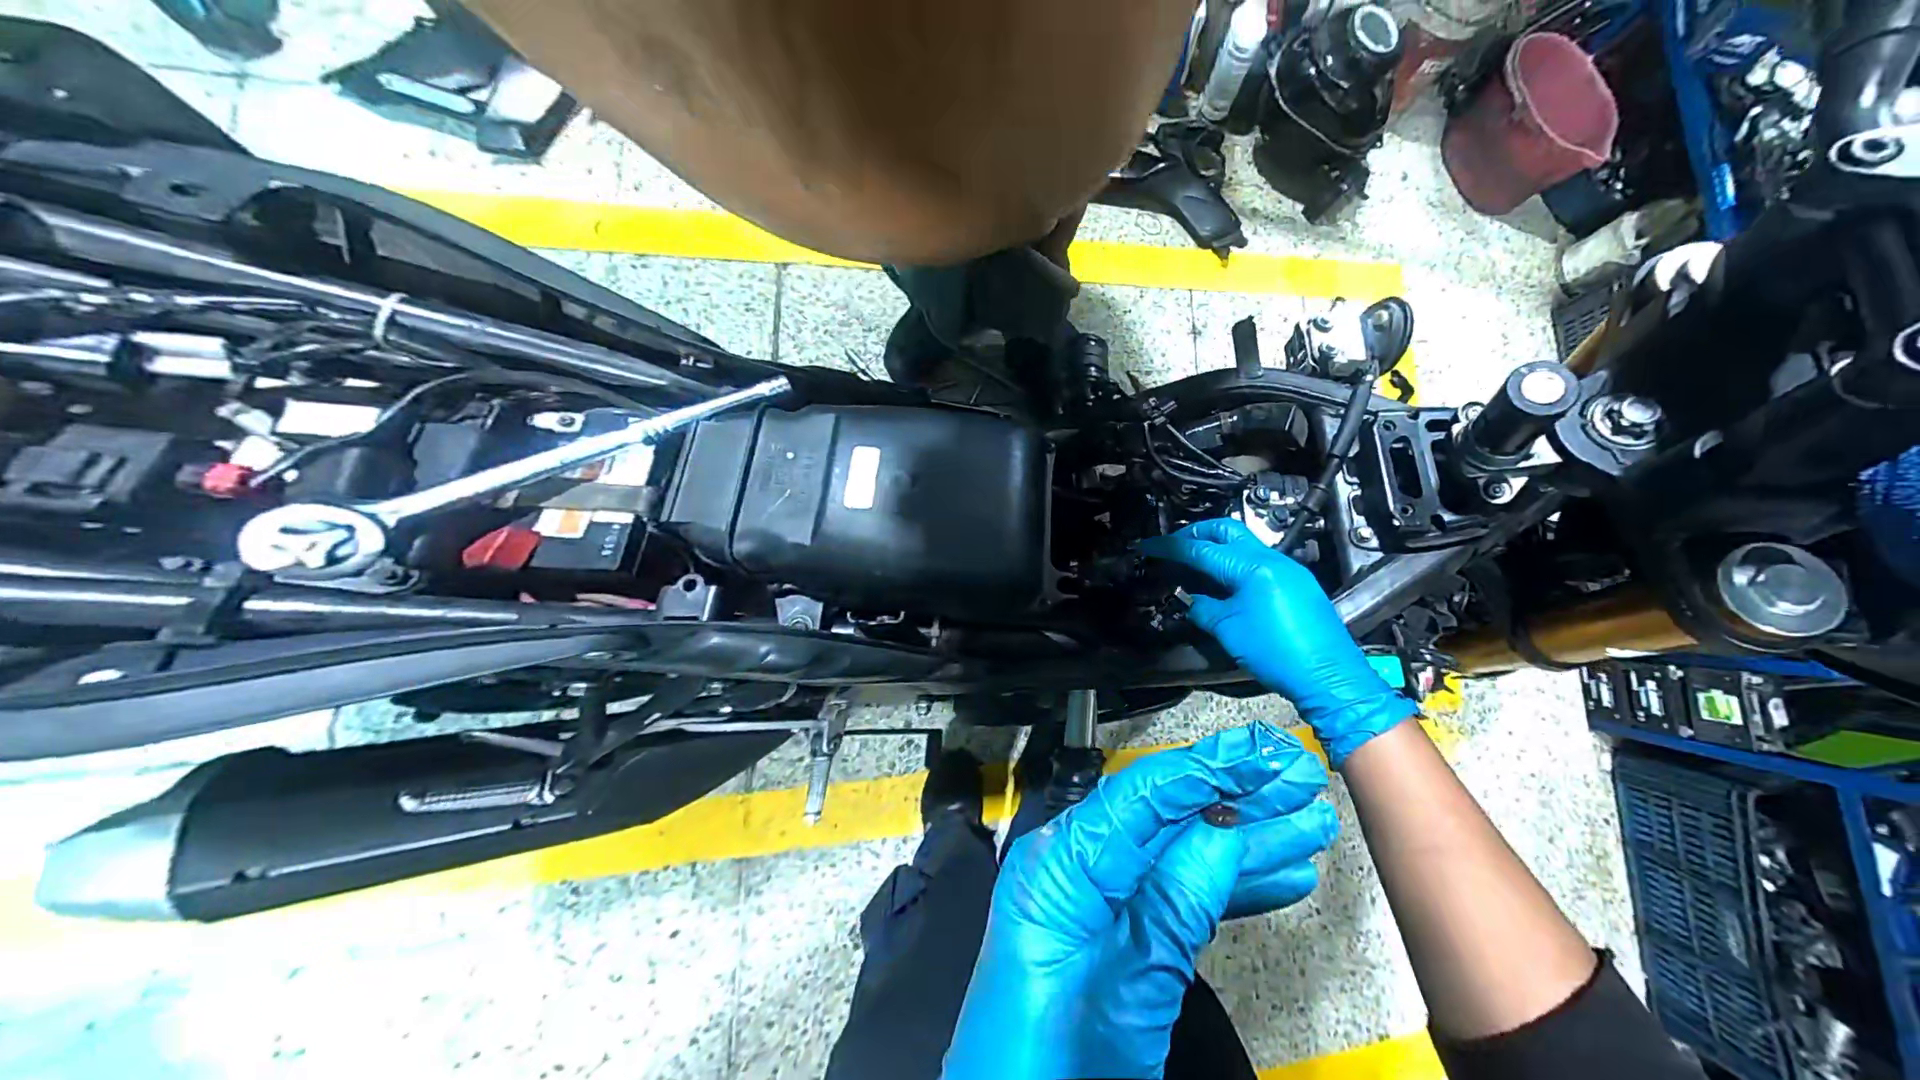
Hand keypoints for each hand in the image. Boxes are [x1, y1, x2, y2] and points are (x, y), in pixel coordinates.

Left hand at [942, 725, 1336, 1079]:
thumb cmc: (1052, 1057)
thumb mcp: (1123, 982)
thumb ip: (1172, 903)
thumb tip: (1221, 830)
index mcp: (1063, 862)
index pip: (1141, 794)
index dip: (1205, 767)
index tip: (1261, 752)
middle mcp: (1081, 865)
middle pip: (1167, 814)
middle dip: (1236, 794)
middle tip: (1298, 774)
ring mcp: (1103, 898)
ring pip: (1183, 851)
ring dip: (1248, 838)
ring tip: (1309, 820)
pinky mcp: (1122, 931)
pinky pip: (1182, 892)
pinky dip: (1232, 883)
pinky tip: (1282, 874)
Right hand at [1140, 518, 1415, 765]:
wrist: (1328, 677)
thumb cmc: (1277, 652)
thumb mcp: (1228, 630)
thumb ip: (1203, 608)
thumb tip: (1191, 599)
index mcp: (1252, 567)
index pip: (1201, 549)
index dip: (1170, 547)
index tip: (1149, 546)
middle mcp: (1273, 559)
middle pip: (1227, 530)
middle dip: (1197, 533)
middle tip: (1174, 545)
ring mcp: (1288, 570)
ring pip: (1245, 544)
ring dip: (1217, 548)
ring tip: (1195, 564)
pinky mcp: (1297, 584)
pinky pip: (1259, 562)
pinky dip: (1236, 564)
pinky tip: (1224, 582)